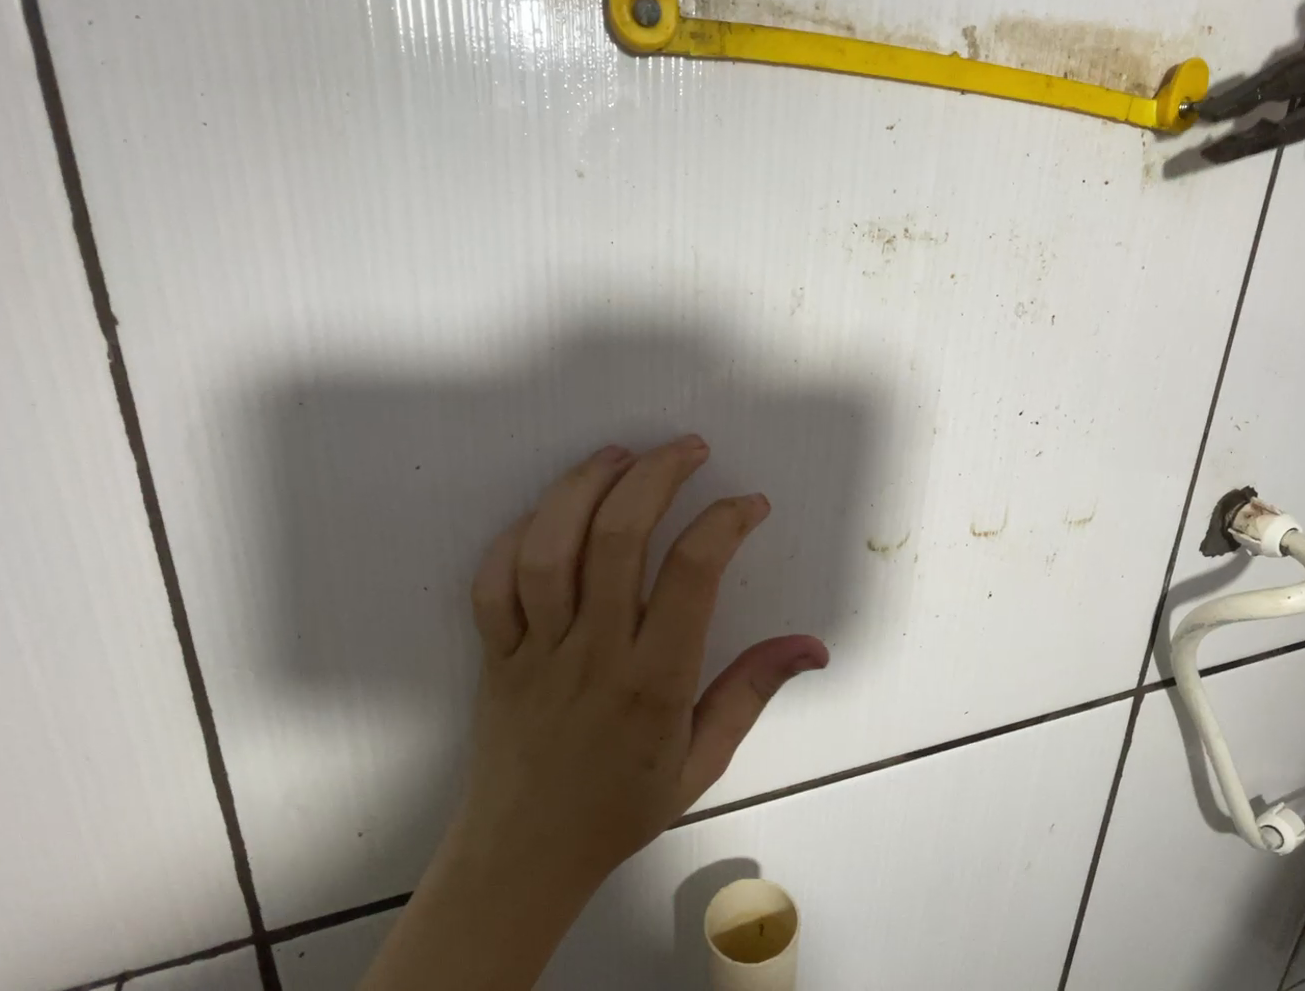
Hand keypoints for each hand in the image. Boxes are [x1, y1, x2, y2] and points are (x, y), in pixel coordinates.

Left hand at [461, 435, 827, 872]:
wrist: (523, 857)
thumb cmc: (621, 809)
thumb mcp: (702, 763)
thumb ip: (751, 693)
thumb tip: (811, 645)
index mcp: (653, 681)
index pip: (692, 575)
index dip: (724, 522)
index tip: (749, 503)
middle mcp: (592, 653)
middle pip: (616, 540)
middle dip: (656, 477)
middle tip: (688, 447)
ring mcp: (535, 650)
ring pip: (550, 548)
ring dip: (584, 487)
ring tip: (620, 453)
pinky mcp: (495, 653)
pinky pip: (493, 582)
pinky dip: (518, 534)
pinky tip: (552, 509)